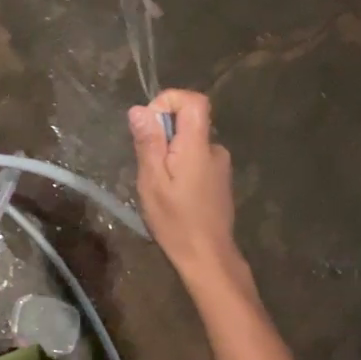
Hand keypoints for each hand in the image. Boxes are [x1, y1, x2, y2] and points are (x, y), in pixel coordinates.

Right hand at [128, 90, 252, 296]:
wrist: (208, 258)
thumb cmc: (176, 221)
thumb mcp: (152, 181)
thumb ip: (148, 143)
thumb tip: (140, 109)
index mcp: (198, 146)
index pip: (194, 101)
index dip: (169, 101)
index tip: (148, 125)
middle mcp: (214, 149)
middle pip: (188, 121)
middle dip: (161, 135)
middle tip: (146, 167)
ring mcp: (220, 165)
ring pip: (189, 143)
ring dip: (168, 155)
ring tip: (157, 186)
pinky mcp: (219, 180)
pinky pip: (195, 159)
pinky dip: (179, 167)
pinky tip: (172, 195)